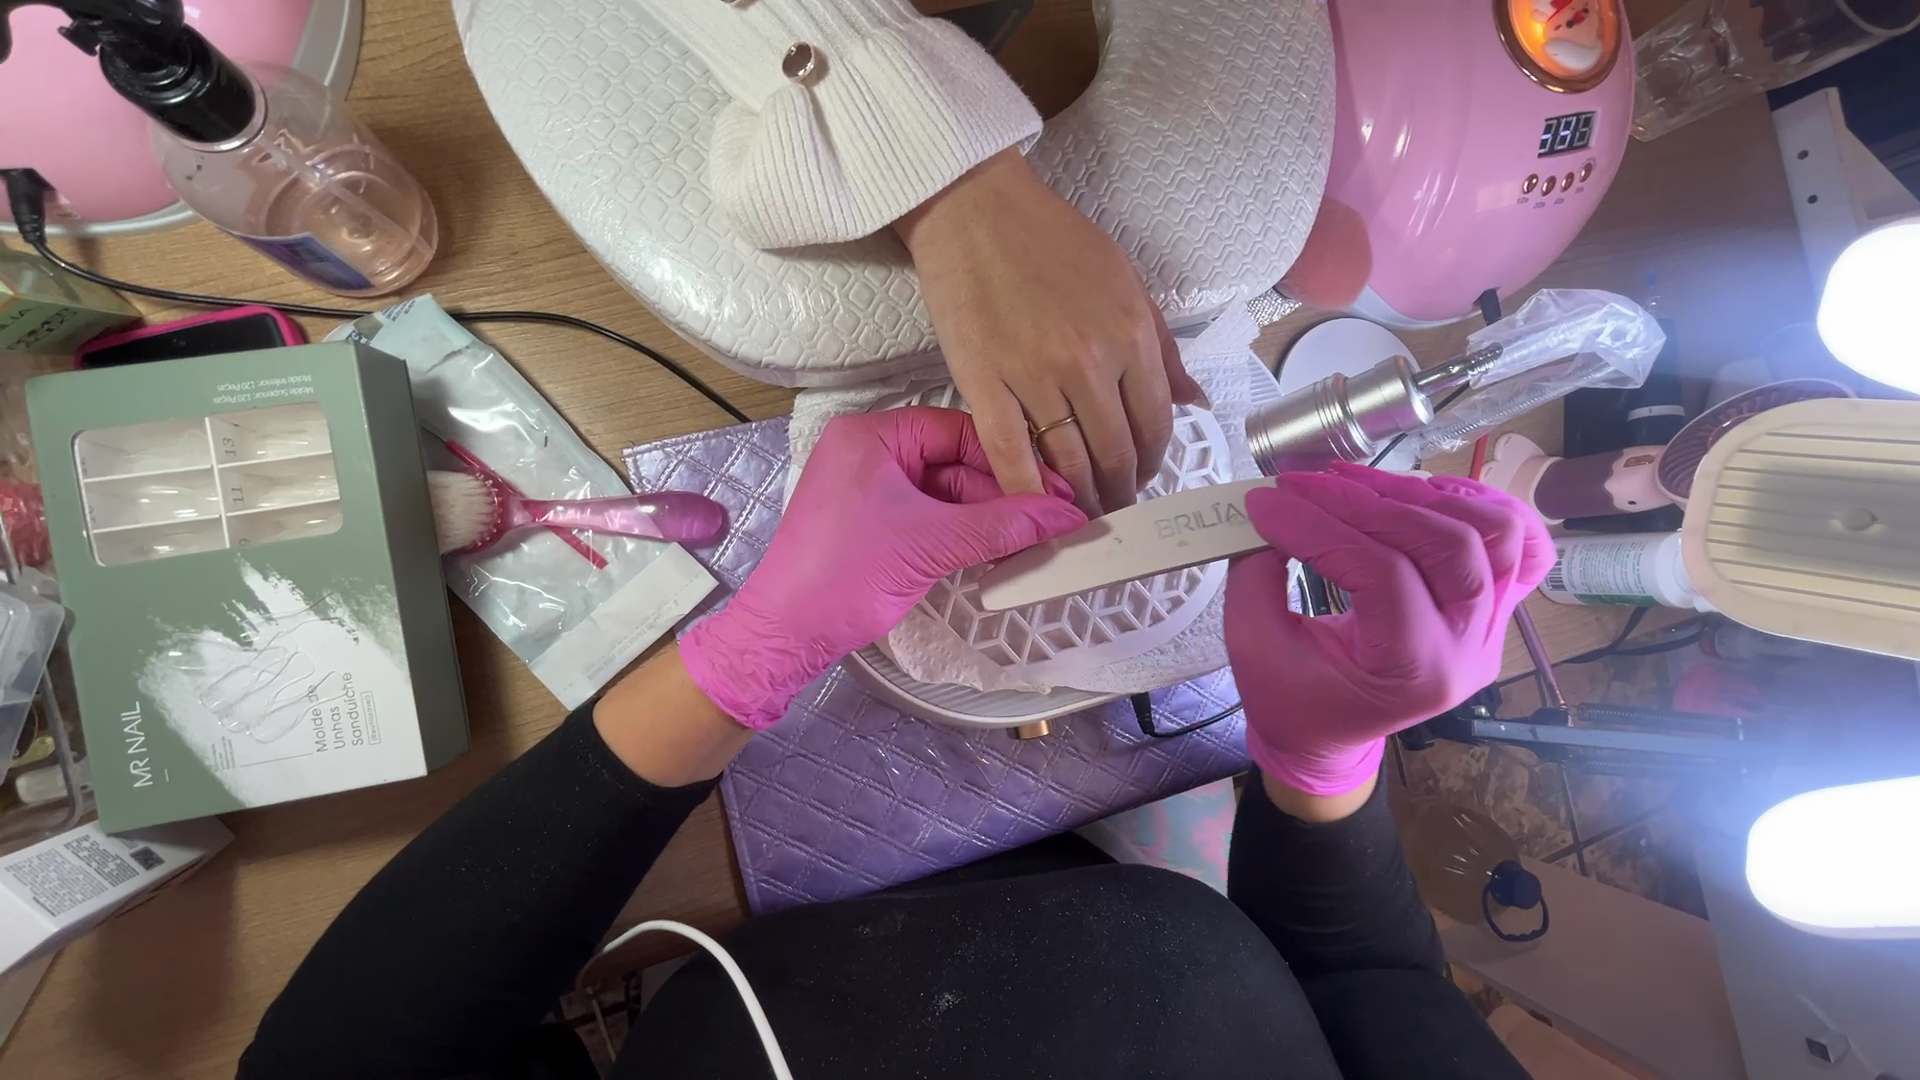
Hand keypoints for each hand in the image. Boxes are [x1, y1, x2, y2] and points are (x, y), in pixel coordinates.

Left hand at [680, 407, 1086, 729]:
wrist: (788, 634)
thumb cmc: (844, 577)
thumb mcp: (931, 544)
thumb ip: (1002, 526)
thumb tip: (1064, 515)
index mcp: (872, 436)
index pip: (958, 430)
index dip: (1009, 459)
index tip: (1053, 487)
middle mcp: (869, 452)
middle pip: (954, 462)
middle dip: (1001, 494)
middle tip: (1051, 518)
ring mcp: (870, 488)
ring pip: (945, 492)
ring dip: (986, 517)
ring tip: (1033, 538)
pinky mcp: (873, 522)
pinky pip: (929, 515)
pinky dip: (962, 532)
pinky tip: (997, 548)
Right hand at [894, 148, 1205, 516]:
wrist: (975, 210)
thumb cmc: (1053, 241)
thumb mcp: (1127, 282)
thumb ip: (1162, 349)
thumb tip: (1195, 403)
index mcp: (1130, 335)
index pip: (1154, 424)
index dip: (1152, 463)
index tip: (1143, 478)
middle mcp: (1090, 363)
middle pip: (1114, 453)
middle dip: (1119, 490)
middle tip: (1112, 506)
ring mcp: (1035, 377)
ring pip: (1068, 462)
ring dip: (1080, 500)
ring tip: (1081, 514)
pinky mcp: (985, 385)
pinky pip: (1010, 453)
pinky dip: (1026, 491)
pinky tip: (1036, 514)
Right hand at [1225, 464, 1553, 795]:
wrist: (1322, 734)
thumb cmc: (1285, 701)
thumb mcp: (1252, 644)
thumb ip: (1256, 573)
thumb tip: (1270, 507)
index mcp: (1409, 669)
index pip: (1378, 572)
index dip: (1316, 527)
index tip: (1265, 502)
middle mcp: (1466, 647)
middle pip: (1444, 543)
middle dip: (1364, 501)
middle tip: (1301, 485)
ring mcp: (1489, 627)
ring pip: (1495, 534)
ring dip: (1423, 497)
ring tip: (1357, 484)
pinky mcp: (1490, 609)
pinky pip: (1517, 547)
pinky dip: (1480, 508)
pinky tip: (1426, 494)